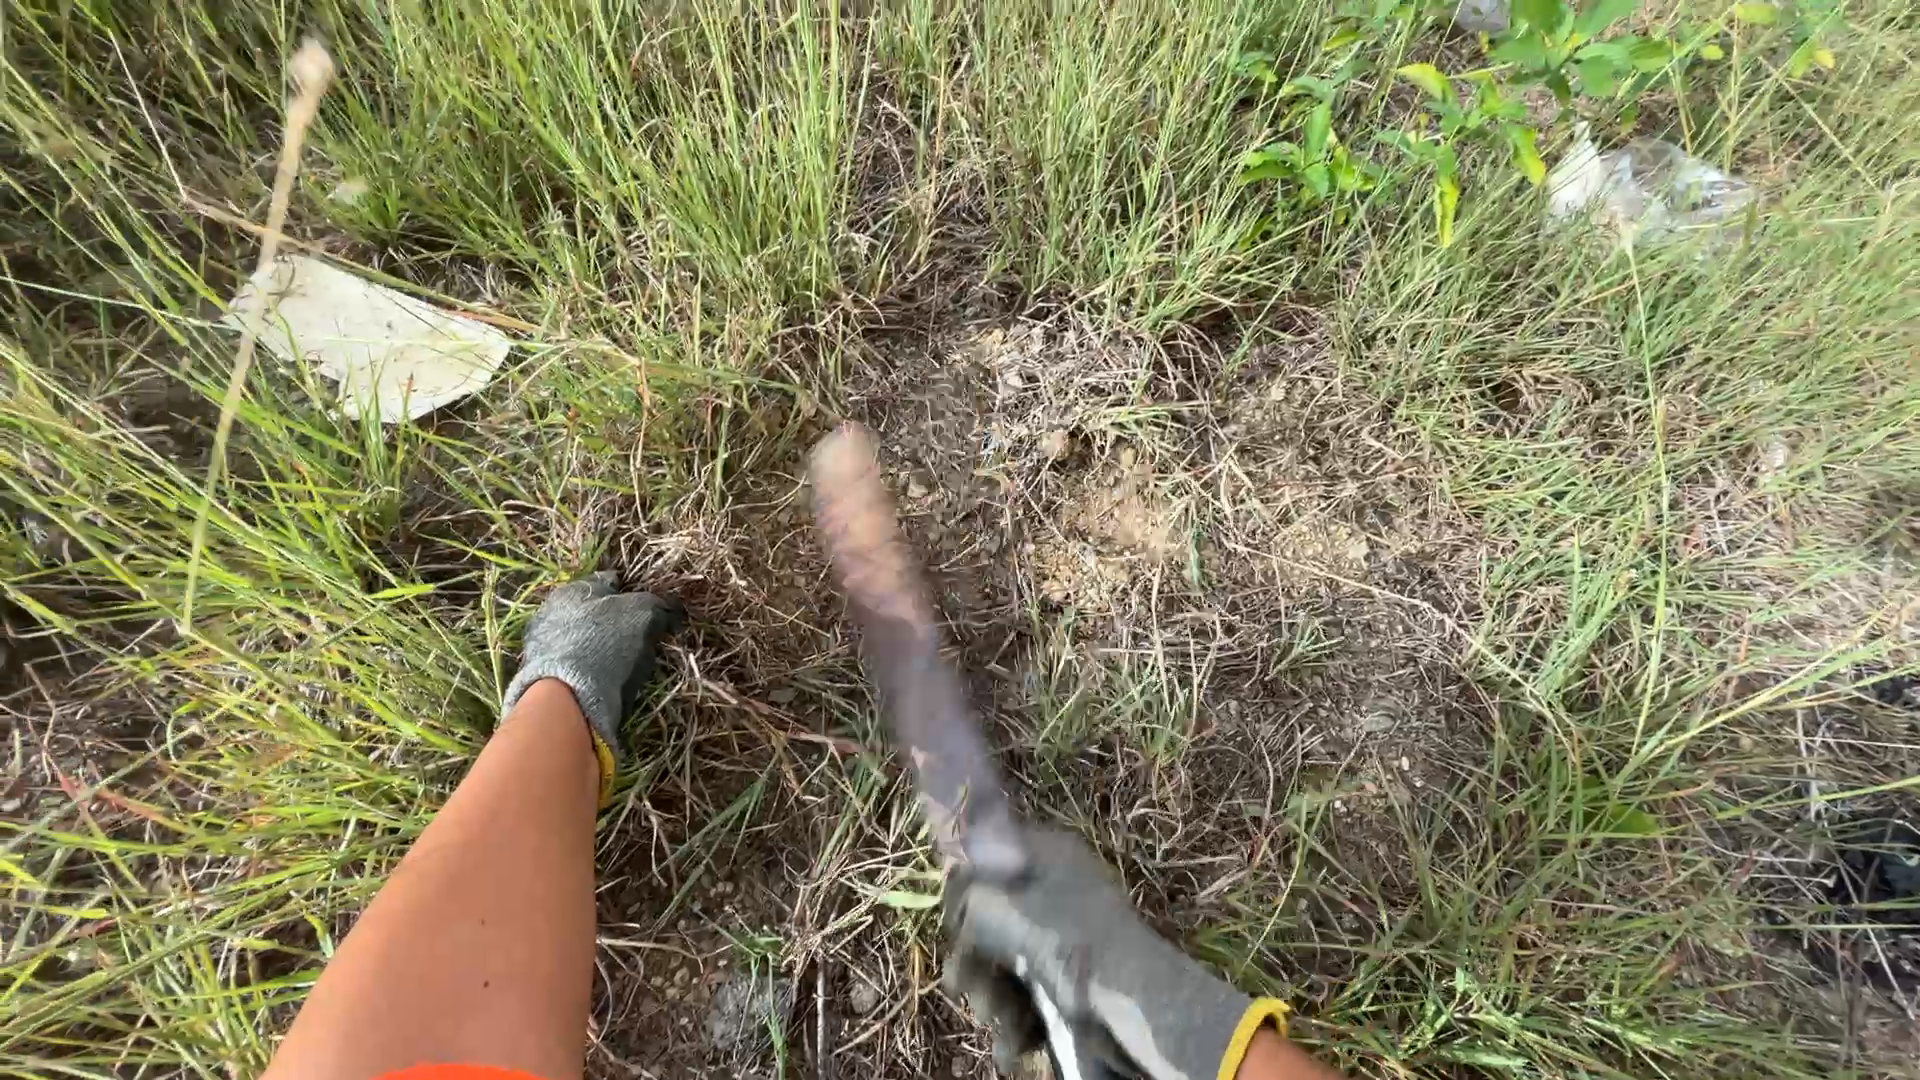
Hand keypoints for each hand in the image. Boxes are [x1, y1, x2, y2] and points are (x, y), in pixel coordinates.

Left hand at [501, 572, 682, 796]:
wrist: (567, 694)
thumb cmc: (606, 642)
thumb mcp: (645, 614)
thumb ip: (660, 605)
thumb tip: (670, 607)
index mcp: (575, 588)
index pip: (610, 581)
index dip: (634, 591)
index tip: (651, 606)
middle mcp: (552, 610)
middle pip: (593, 610)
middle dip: (616, 619)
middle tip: (640, 633)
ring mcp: (543, 644)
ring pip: (583, 637)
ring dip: (602, 644)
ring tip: (626, 661)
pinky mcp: (543, 675)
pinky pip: (576, 663)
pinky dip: (591, 667)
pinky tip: (606, 678)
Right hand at [946, 828, 1288, 1079]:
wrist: (1132, 1005)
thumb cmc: (1058, 938)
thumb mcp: (992, 904)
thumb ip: (961, 892)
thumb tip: (950, 886)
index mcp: (1045, 852)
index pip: (989, 857)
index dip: (963, 890)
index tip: (952, 926)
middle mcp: (1058, 888)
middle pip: (993, 916)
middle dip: (974, 957)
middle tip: (966, 984)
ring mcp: (1069, 937)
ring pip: (1008, 962)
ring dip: (993, 995)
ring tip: (999, 1019)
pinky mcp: (1076, 983)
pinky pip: (1032, 993)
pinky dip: (1019, 1019)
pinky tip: (1017, 1042)